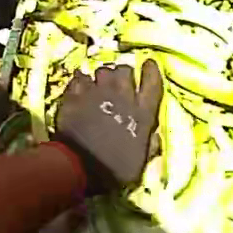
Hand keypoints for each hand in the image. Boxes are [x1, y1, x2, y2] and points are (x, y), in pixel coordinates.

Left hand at [53, 60, 162, 194]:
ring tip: (99, 85)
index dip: (152, 71)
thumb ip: (149, 143)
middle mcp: (122, 96)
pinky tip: (80, 87)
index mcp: (142, 113)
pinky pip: (80, 77)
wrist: (78, 166)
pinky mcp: (76, 92)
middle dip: (123, 73)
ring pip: (103, 70)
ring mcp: (97, 91)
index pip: (153, 83)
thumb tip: (155, 134)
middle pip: (125, 70)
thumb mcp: (140, 161)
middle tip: (119, 82)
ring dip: (103, 76)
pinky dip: (81, 81)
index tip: (149, 64)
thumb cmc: (114, 169)